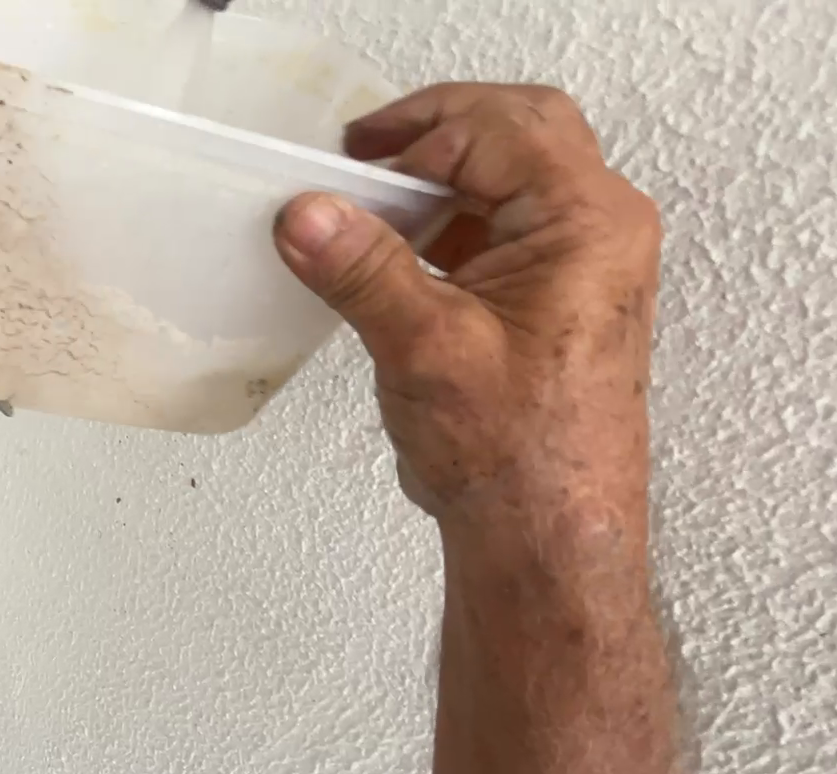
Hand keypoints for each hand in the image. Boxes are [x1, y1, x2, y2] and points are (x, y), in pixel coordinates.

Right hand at [273, 84, 662, 546]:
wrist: (538, 519)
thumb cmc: (516, 447)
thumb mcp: (426, 346)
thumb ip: (364, 272)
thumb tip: (309, 216)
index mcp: (584, 224)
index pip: (498, 132)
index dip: (414, 137)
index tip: (340, 165)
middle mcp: (586, 234)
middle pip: (513, 137)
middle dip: (429, 135)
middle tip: (357, 153)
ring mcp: (561, 267)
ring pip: (497, 185)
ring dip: (426, 186)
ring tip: (359, 208)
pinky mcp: (530, 301)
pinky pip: (482, 235)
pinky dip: (429, 230)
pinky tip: (383, 257)